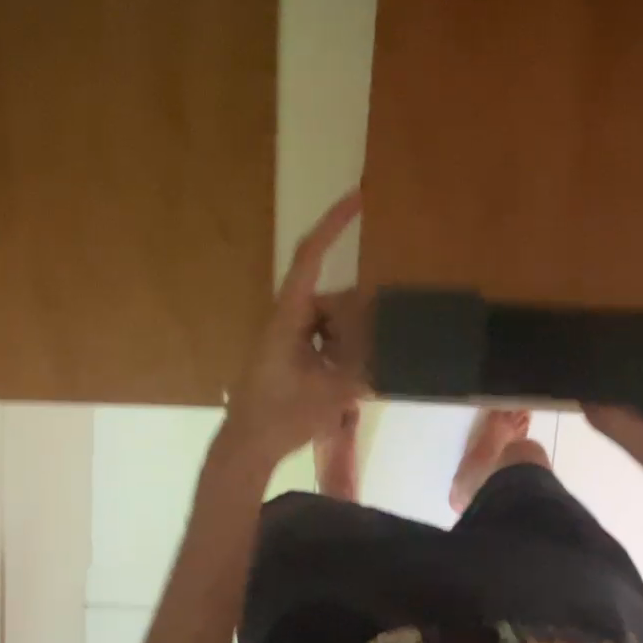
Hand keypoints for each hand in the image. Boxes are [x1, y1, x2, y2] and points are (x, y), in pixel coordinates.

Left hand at [218, 190, 365, 468]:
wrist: (246, 446)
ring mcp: (288, 337)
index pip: (310, 257)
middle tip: (369, 359)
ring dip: (352, 346)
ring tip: (358, 379)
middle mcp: (288, 319)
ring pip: (333, 324)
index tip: (358, 196)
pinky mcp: (292, 355)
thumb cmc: (279, 416)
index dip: (334, 224)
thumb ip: (364, 371)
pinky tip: (353, 383)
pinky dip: (343, 356)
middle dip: (360, 323)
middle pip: (336, 301)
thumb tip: (395, 359)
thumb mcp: (330, 394)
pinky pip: (326, 342)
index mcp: (289, 316)